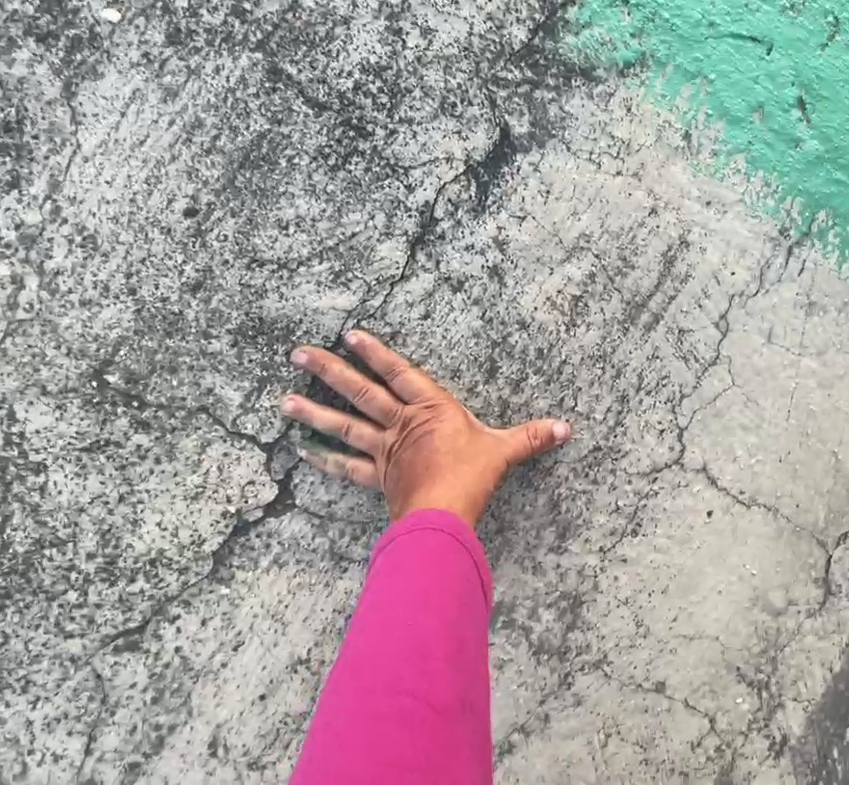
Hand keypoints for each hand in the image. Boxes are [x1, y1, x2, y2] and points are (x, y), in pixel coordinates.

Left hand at [280, 330, 571, 525]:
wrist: (445, 514)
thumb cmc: (471, 476)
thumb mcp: (503, 450)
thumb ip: (531, 437)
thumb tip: (566, 428)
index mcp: (431, 408)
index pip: (399, 372)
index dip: (375, 352)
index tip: (349, 334)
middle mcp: (402, 423)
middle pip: (361, 391)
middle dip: (329, 370)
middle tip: (298, 353)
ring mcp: (385, 450)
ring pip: (344, 424)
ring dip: (313, 411)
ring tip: (283, 399)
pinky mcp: (378, 477)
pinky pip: (346, 467)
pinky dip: (324, 459)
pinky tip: (301, 452)